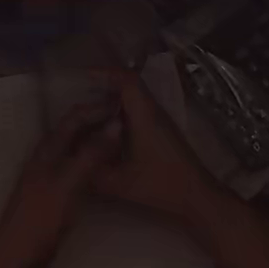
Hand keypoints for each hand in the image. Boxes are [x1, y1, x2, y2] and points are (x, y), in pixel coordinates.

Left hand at [0, 103, 115, 267]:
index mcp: (49, 148)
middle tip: (131, 117)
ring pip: (80, 147)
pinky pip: (82, 166)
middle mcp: (50, 155)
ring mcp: (53, 174)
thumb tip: (116, 123)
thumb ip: (91, 153)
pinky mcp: (58, 192)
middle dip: (101, 120)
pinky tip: (113, 165)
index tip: (125, 103)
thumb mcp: (68, 184)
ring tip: (128, 137)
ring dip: (101, 139)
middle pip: (78, 129)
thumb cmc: (39, 220)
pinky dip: (98, 159)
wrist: (15, 260)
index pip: (75, 116)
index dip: (99, 107)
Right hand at [93, 73, 222, 225]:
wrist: (195, 194)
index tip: (84, 76)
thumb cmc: (161, 184)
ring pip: (134, 96)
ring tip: (89, 109)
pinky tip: (107, 127)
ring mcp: (159, 118)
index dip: (105, 73)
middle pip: (130, 84)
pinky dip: (121, 110)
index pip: (127, 80)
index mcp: (144, 115)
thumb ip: (94, 171)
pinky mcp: (161, 128)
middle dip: (105, 84)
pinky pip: (138, 108)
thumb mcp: (120, 183)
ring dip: (113, 98)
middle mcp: (153, 110)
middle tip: (81, 93)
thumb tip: (73, 159)